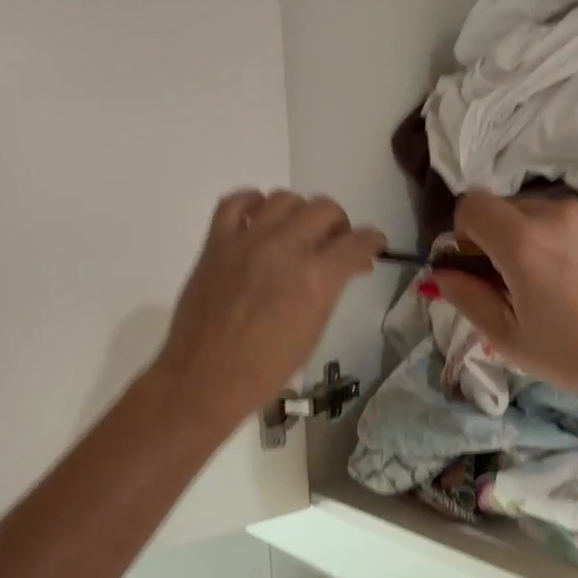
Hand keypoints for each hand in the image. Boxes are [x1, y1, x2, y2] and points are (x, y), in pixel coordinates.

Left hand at [153, 189, 385, 423]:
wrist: (205, 378)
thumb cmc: (265, 370)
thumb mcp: (312, 332)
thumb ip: (329, 291)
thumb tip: (345, 267)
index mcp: (316, 279)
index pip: (358, 241)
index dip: (372, 241)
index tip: (372, 246)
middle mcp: (285, 249)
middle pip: (325, 209)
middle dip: (338, 225)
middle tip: (333, 244)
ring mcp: (247, 241)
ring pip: (284, 198)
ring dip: (298, 212)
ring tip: (295, 233)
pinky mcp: (216, 243)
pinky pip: (235, 202)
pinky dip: (252, 203)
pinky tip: (258, 219)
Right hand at [432, 192, 577, 410]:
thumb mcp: (511, 340)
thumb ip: (467, 299)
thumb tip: (442, 274)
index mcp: (523, 241)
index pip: (471, 205)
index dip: (466, 234)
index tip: (481, 266)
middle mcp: (562, 212)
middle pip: (513, 209)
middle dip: (507, 240)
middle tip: (526, 286)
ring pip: (555, 214)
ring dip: (549, 240)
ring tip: (573, 287)